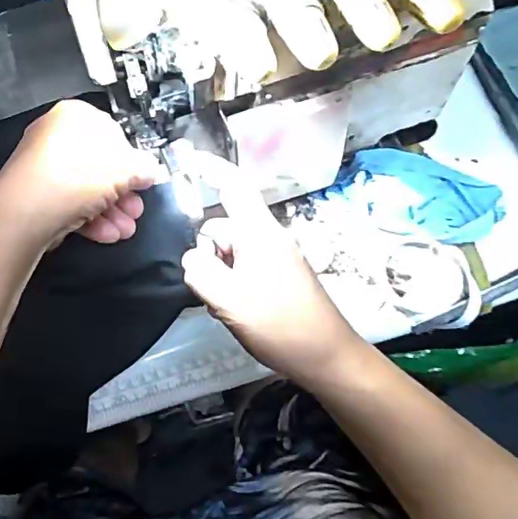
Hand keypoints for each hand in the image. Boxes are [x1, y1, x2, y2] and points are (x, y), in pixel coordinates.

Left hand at [0, 100, 165, 251]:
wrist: (25, 212)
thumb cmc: (72, 177)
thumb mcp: (124, 170)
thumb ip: (142, 169)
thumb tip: (149, 171)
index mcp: (74, 116)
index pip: (112, 134)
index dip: (131, 160)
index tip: (142, 180)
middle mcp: (54, 137)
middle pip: (99, 166)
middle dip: (122, 193)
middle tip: (135, 208)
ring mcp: (43, 168)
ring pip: (86, 189)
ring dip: (110, 211)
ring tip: (125, 228)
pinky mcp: (36, 196)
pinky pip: (69, 204)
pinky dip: (90, 219)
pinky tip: (106, 233)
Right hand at [179, 153, 369, 384]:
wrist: (328, 357)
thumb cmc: (280, 325)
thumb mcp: (228, 299)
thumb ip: (199, 271)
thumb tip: (192, 259)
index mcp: (259, 233)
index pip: (233, 186)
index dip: (211, 169)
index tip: (189, 161)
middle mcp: (269, 238)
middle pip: (223, 227)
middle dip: (207, 252)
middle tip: (210, 289)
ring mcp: (276, 258)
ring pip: (231, 252)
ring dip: (218, 273)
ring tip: (224, 306)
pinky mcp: (280, 277)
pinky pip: (244, 269)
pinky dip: (231, 284)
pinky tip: (235, 312)